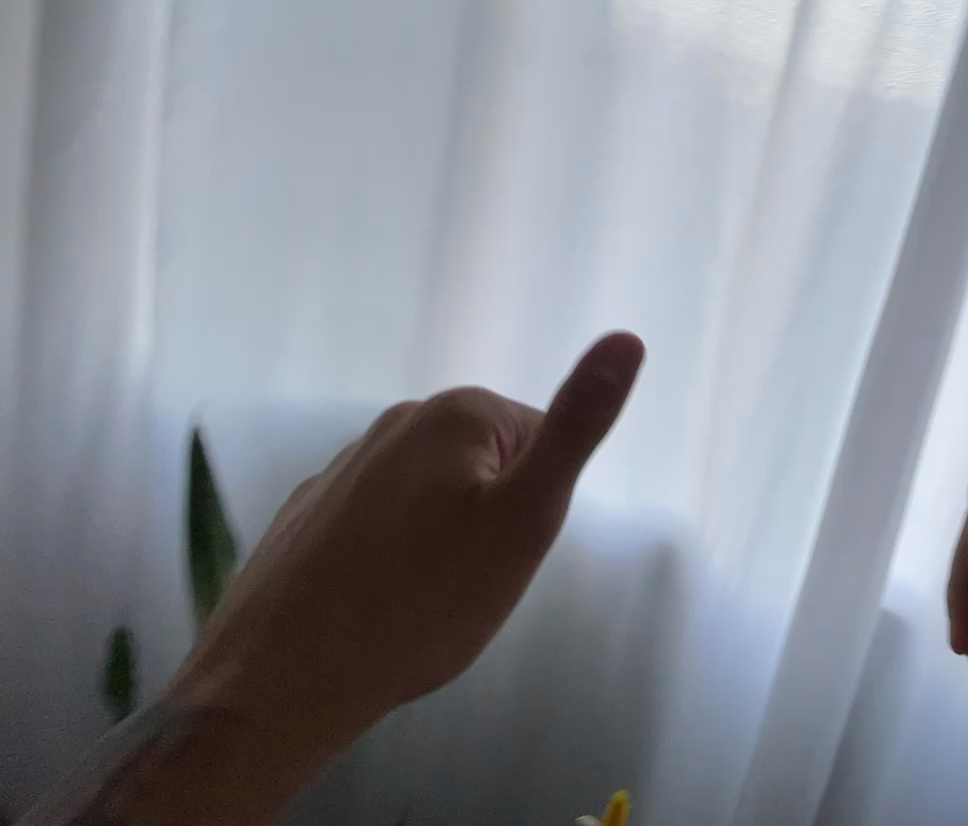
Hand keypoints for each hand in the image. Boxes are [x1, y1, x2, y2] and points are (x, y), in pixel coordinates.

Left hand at [164, 332, 643, 807]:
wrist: (274, 693)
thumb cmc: (427, 599)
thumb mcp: (530, 512)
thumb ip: (580, 423)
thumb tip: (628, 340)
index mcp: (459, 413)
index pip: (545, 443)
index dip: (538, 501)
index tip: (507, 547)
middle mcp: (400, 421)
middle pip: (495, 462)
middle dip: (498, 514)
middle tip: (475, 573)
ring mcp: (347, 465)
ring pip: (444, 490)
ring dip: (451, 532)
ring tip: (429, 592)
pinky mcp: (312, 511)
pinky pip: (389, 516)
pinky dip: (399, 548)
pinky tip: (381, 595)